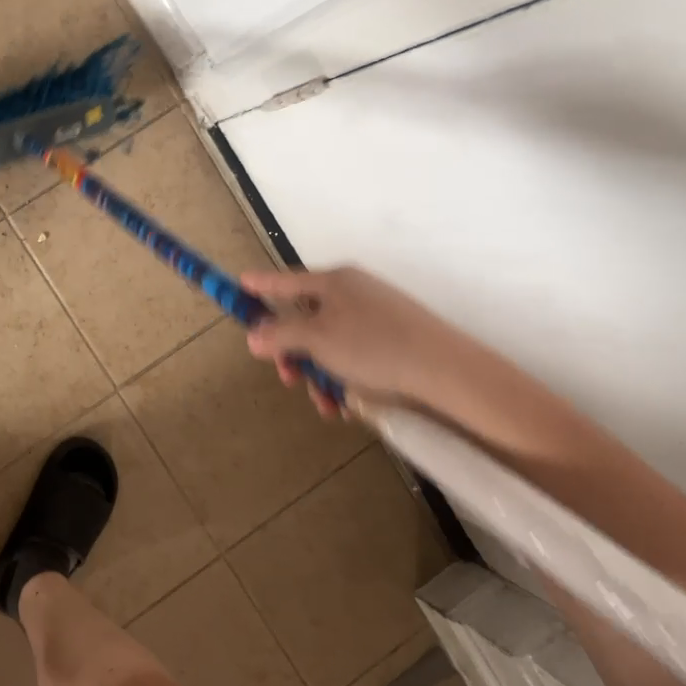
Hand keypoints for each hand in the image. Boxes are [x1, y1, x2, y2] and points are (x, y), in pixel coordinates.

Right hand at [241, 267, 462, 417]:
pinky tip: (345, 405)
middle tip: (289, 378)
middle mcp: (353, 293)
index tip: (239, 284)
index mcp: (333, 282)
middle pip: (304, 319)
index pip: (284, 281)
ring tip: (325, 403)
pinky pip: (353, 356)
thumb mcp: (316, 340)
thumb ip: (279, 335)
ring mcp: (375, 316)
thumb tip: (253, 334)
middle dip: (292, 352)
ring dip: (318, 374)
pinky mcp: (393, 340)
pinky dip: (343, 379)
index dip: (260, 286)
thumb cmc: (373, 346)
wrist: (446, 371)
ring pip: (328, 344)